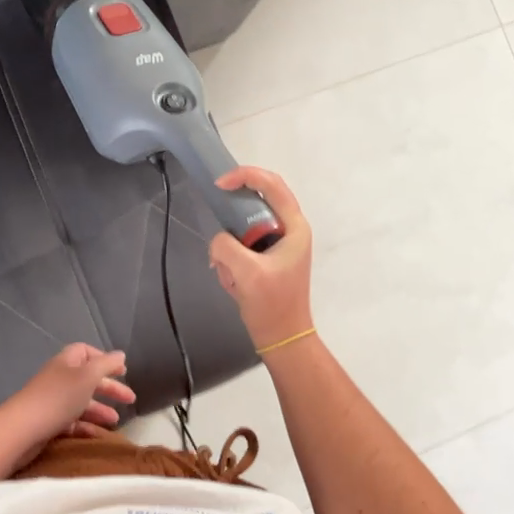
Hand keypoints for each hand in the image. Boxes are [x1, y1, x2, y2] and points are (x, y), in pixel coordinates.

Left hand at [3, 344, 135, 452]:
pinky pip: (72, 422)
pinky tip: (99, 434)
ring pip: (81, 402)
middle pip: (88, 379)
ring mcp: (53, 401)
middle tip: (130, 399)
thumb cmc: (58, 397)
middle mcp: (59, 378)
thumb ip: (106, 364)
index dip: (104, 359)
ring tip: (116, 421)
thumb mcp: (87, 376)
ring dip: (100, 410)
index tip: (122, 370)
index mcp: (67, 362)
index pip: (86, 352)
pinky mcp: (48, 423)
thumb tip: (121, 354)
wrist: (22, 430)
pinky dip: (86, 426)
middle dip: (109, 388)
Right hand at [208, 167, 314, 356]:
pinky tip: (232, 282)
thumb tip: (218, 241)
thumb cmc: (272, 304)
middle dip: (233, 217)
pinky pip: (241, 245)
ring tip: (230, 274)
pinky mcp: (266, 257)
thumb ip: (225, 246)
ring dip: (230, 246)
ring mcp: (278, 243)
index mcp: (294, 227)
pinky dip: (231, 259)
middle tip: (218, 231)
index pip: (272, 184)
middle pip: (257, 200)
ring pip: (244, 225)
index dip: (245, 176)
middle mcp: (290, 229)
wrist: (282, 337)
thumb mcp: (245, 272)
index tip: (219, 185)